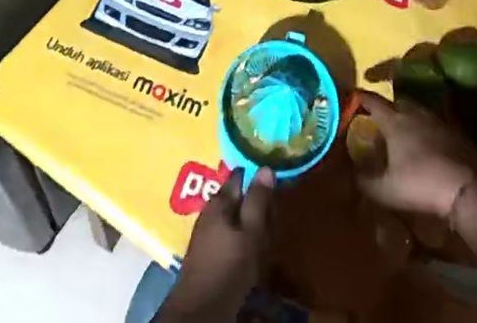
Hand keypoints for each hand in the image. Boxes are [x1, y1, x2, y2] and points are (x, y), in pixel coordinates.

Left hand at [160, 168, 274, 322]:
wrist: (200, 309)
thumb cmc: (228, 266)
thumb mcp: (251, 231)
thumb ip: (258, 200)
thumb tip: (266, 167)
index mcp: (219, 201)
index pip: (240, 175)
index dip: (258, 176)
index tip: (276, 185)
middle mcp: (210, 211)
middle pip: (239, 197)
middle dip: (258, 206)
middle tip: (273, 222)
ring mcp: (207, 232)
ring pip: (236, 218)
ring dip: (253, 226)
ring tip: (266, 240)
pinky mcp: (208, 252)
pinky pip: (231, 235)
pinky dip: (244, 240)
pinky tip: (253, 254)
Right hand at [352, 92, 476, 219]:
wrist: (468, 187)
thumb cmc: (421, 184)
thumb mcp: (386, 189)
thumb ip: (365, 181)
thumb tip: (351, 175)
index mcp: (394, 121)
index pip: (373, 101)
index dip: (361, 98)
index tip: (352, 97)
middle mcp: (415, 113)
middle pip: (396, 102)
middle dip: (385, 108)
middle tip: (376, 120)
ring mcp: (438, 120)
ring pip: (416, 111)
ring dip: (406, 118)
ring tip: (399, 133)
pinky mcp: (454, 132)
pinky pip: (433, 124)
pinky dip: (424, 130)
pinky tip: (424, 145)